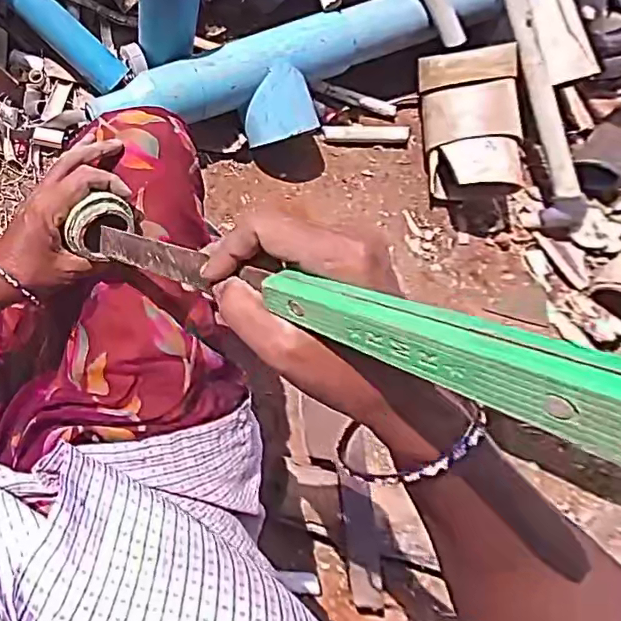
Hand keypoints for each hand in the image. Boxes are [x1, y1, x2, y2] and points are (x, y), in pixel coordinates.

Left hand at [0, 139, 130, 291]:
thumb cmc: (27, 274)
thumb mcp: (67, 270)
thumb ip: (98, 261)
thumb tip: (125, 256)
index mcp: (48, 207)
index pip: (83, 178)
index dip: (108, 181)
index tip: (124, 197)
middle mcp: (41, 195)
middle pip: (69, 160)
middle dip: (95, 150)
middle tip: (117, 144)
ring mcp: (35, 196)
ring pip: (60, 163)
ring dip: (81, 152)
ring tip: (98, 140)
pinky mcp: (34, 202)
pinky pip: (55, 174)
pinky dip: (71, 164)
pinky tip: (79, 164)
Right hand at [199, 212, 447, 433]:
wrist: (409, 396)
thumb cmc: (352, 379)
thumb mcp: (285, 352)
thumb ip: (242, 311)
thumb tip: (223, 283)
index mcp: (341, 254)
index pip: (262, 224)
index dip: (227, 249)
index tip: (210, 280)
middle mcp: (353, 235)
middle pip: (272, 225)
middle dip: (238, 255)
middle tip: (217, 287)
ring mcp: (358, 242)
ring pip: (283, 235)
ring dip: (254, 261)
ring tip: (238, 294)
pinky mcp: (357, 254)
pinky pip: (299, 247)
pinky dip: (275, 265)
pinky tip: (267, 294)